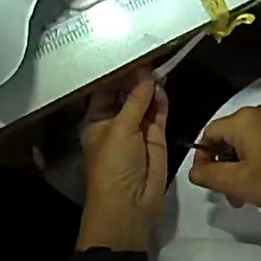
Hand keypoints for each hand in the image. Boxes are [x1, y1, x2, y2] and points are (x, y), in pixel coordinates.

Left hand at [77, 67, 168, 249]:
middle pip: (127, 93)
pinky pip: (159, 112)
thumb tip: (146, 74)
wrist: (129, 207)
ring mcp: (137, 130)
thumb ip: (136, 100)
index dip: (118, 74)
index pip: (106, 90)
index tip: (131, 54)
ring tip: (159, 65)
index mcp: (96, 121)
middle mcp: (116, 123)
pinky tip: (163, 85)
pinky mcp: (156, 137)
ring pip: (145, 101)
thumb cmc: (113, 166)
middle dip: (137, 77)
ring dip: (150, 86)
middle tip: (150, 54)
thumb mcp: (120, 130)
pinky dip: (161, 99)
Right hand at [187, 105, 260, 224]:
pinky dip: (254, 167)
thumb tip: (194, 171)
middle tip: (230, 197)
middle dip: (222, 169)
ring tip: (246, 198)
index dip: (203, 160)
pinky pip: (259, 147)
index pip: (208, 133)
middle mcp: (258, 115)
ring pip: (243, 146)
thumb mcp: (240, 183)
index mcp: (244, 119)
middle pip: (226, 139)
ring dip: (238, 172)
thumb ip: (210, 176)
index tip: (207, 186)